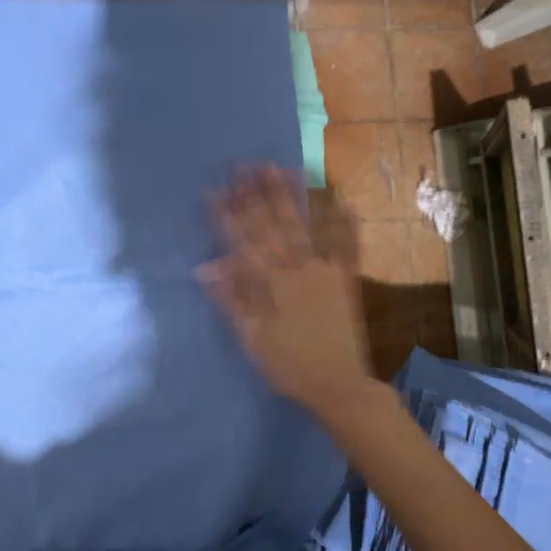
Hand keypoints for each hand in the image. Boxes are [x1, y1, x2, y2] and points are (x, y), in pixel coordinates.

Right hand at [201, 166, 373, 418]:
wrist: (341, 386)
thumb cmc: (289, 365)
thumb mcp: (251, 338)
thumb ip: (231, 298)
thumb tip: (204, 267)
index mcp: (271, 283)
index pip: (243, 241)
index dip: (227, 215)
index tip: (214, 190)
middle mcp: (297, 268)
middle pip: (273, 224)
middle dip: (257, 193)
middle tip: (246, 164)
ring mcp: (324, 270)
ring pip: (304, 225)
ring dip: (292, 196)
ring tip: (281, 168)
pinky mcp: (345, 279)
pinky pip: (345, 245)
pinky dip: (343, 221)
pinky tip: (340, 199)